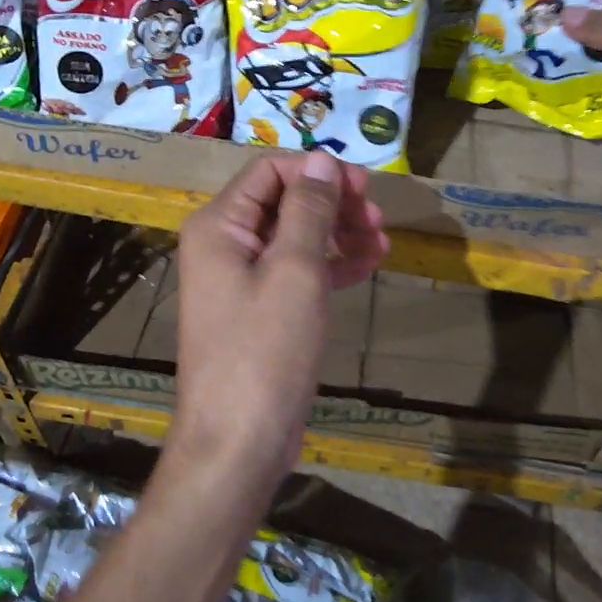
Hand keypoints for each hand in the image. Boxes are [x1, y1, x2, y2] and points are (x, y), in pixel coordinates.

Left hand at [172, 151, 389, 476]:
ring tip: (382, 242)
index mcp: (218, 226)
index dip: (317, 171)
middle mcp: (224, 245)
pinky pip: (298, 272)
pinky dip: (331, 265)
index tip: (364, 186)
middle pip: (284, 201)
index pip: (269, 171)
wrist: (238, 443)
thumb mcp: (295, 271)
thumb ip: (309, 209)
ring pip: (296, 237)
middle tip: (378, 217)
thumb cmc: (264, 350)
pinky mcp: (261, 311)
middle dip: (333, 203)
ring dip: (339, 233)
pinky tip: (369, 264)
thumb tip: (322, 157)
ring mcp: (241, 280)